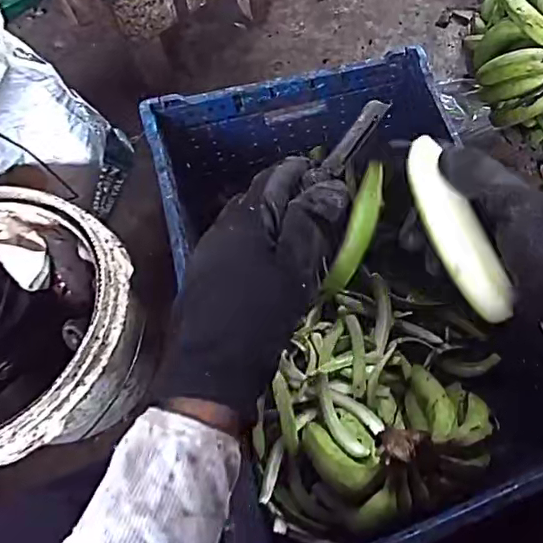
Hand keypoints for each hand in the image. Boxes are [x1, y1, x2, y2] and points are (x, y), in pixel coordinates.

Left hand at [155, 157, 350, 420]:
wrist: (210, 372)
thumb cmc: (258, 317)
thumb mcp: (294, 268)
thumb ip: (311, 223)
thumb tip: (331, 187)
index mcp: (245, 218)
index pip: (278, 176)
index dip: (307, 171)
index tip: (334, 176)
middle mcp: (223, 225)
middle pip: (263, 194)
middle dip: (295, 191)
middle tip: (328, 202)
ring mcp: (212, 249)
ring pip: (254, 219)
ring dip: (282, 215)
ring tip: (312, 228)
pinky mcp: (209, 272)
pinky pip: (245, 241)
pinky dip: (269, 237)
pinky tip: (283, 256)